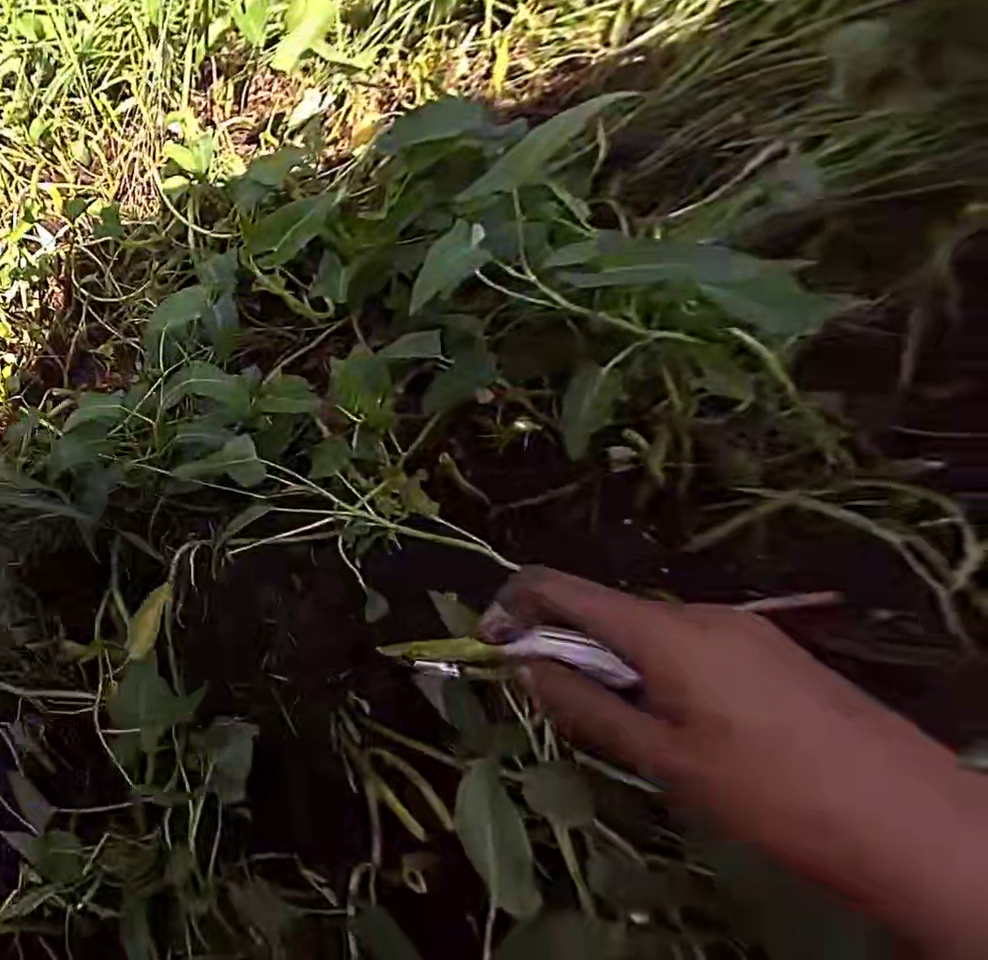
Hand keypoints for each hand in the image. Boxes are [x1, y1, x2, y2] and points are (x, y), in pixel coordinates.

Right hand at [493, 566, 987, 956]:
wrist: (952, 847)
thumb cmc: (783, 799)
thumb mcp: (663, 759)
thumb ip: (580, 704)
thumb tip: (521, 667)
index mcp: (665, 630)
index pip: (555, 586)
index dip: (509, 606)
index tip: (491, 644)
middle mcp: (700, 615)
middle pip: (598, 610)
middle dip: (561, 645)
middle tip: (556, 701)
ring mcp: (744, 631)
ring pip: (639, 630)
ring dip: (607, 662)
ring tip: (623, 723)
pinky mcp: (774, 655)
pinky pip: (683, 645)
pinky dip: (650, 669)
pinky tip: (678, 722)